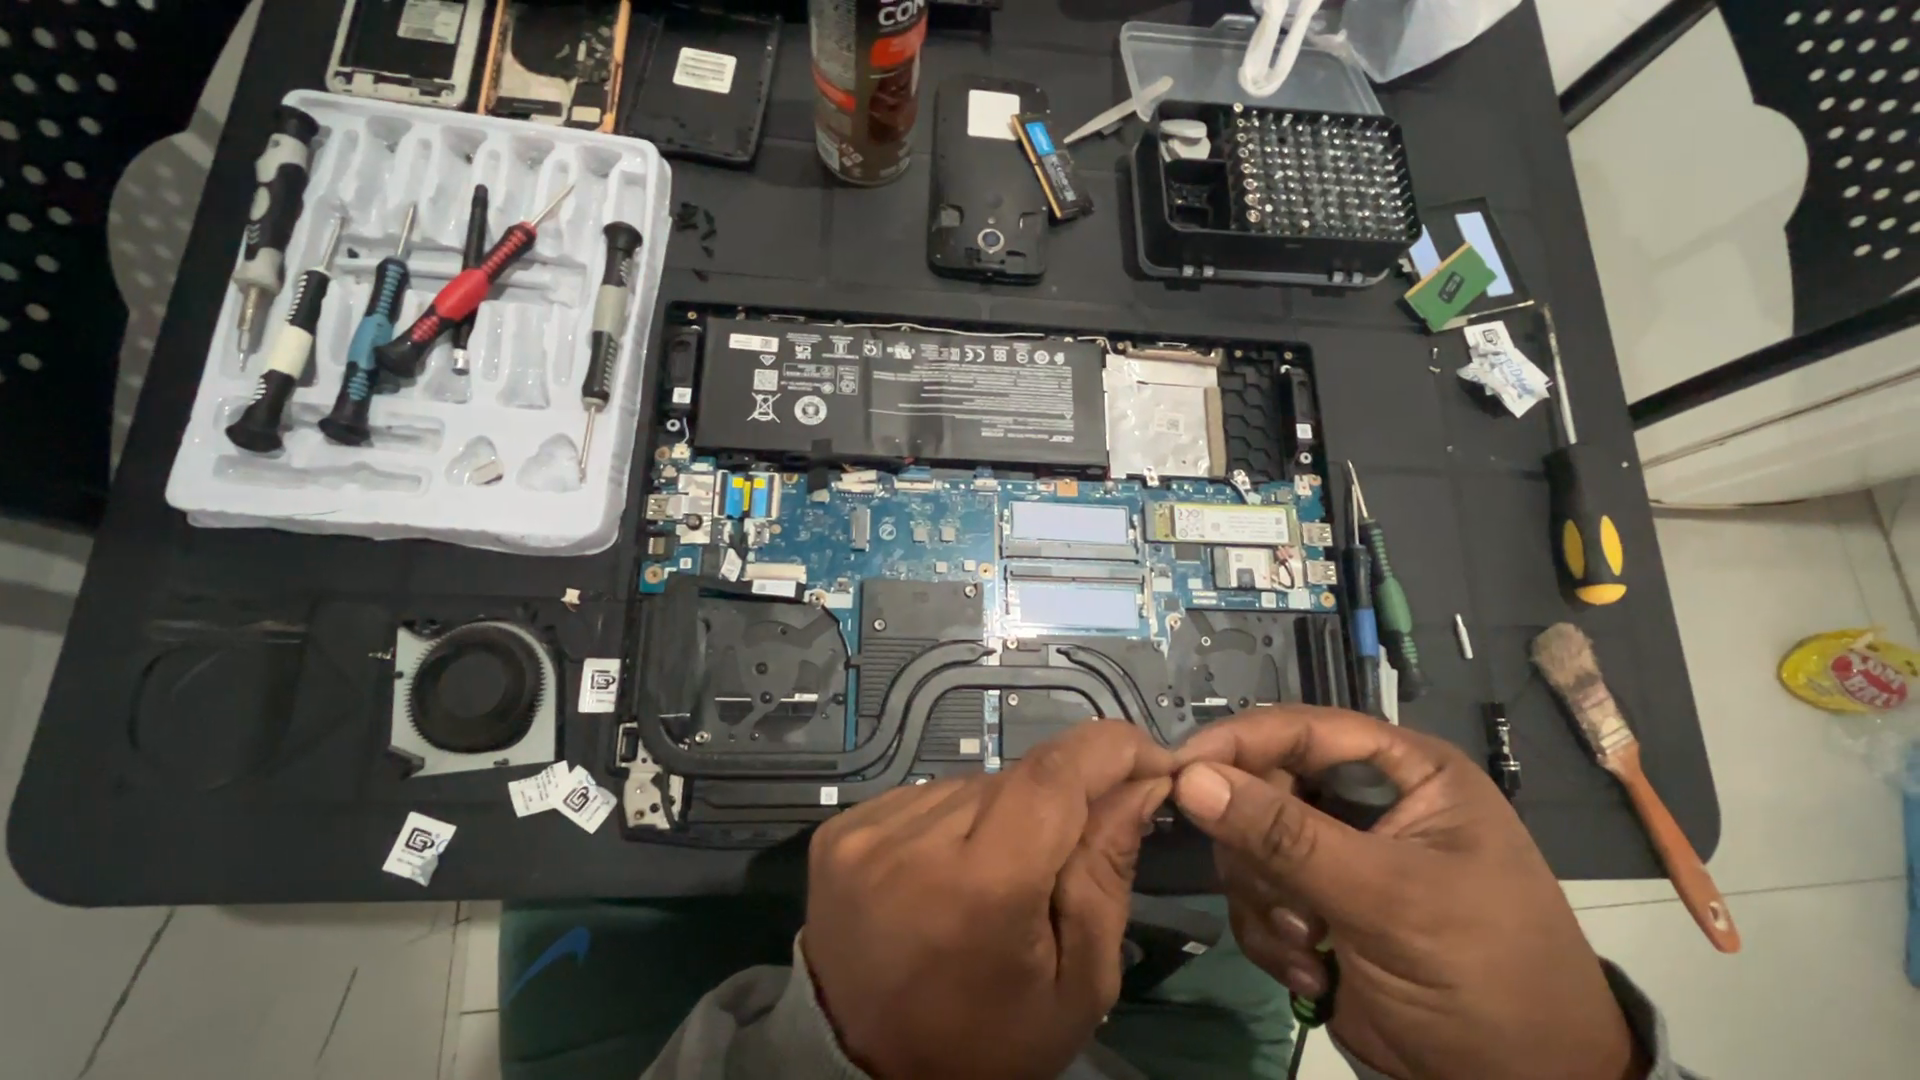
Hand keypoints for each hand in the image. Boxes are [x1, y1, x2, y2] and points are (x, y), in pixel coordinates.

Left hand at [804, 721, 1173, 1079]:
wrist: (861, 1067)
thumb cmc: (985, 1041)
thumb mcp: (1077, 983)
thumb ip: (1107, 873)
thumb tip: (1141, 783)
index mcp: (982, 886)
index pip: (1054, 774)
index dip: (1109, 749)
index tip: (1148, 758)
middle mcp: (914, 841)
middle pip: (1015, 780)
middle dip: (1058, 802)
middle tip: (1064, 857)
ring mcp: (868, 830)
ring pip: (971, 785)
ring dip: (1001, 813)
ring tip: (995, 877)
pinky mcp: (840, 829)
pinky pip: (925, 796)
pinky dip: (953, 820)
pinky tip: (947, 871)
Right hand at [1173, 707, 1645, 1079]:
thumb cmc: (1483, 972)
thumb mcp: (1388, 899)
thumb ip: (1286, 837)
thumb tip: (1188, 778)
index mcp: (1403, 771)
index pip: (1301, 729)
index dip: (1237, 743)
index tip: (1178, 772)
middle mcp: (1363, 801)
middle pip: (1261, 787)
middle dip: (1260, 852)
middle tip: (1284, 901)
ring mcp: (1334, 855)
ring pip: (1247, 845)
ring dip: (1266, 901)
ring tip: (1311, 946)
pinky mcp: (1312, 906)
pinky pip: (1252, 898)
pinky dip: (1269, 936)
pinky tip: (1313, 972)